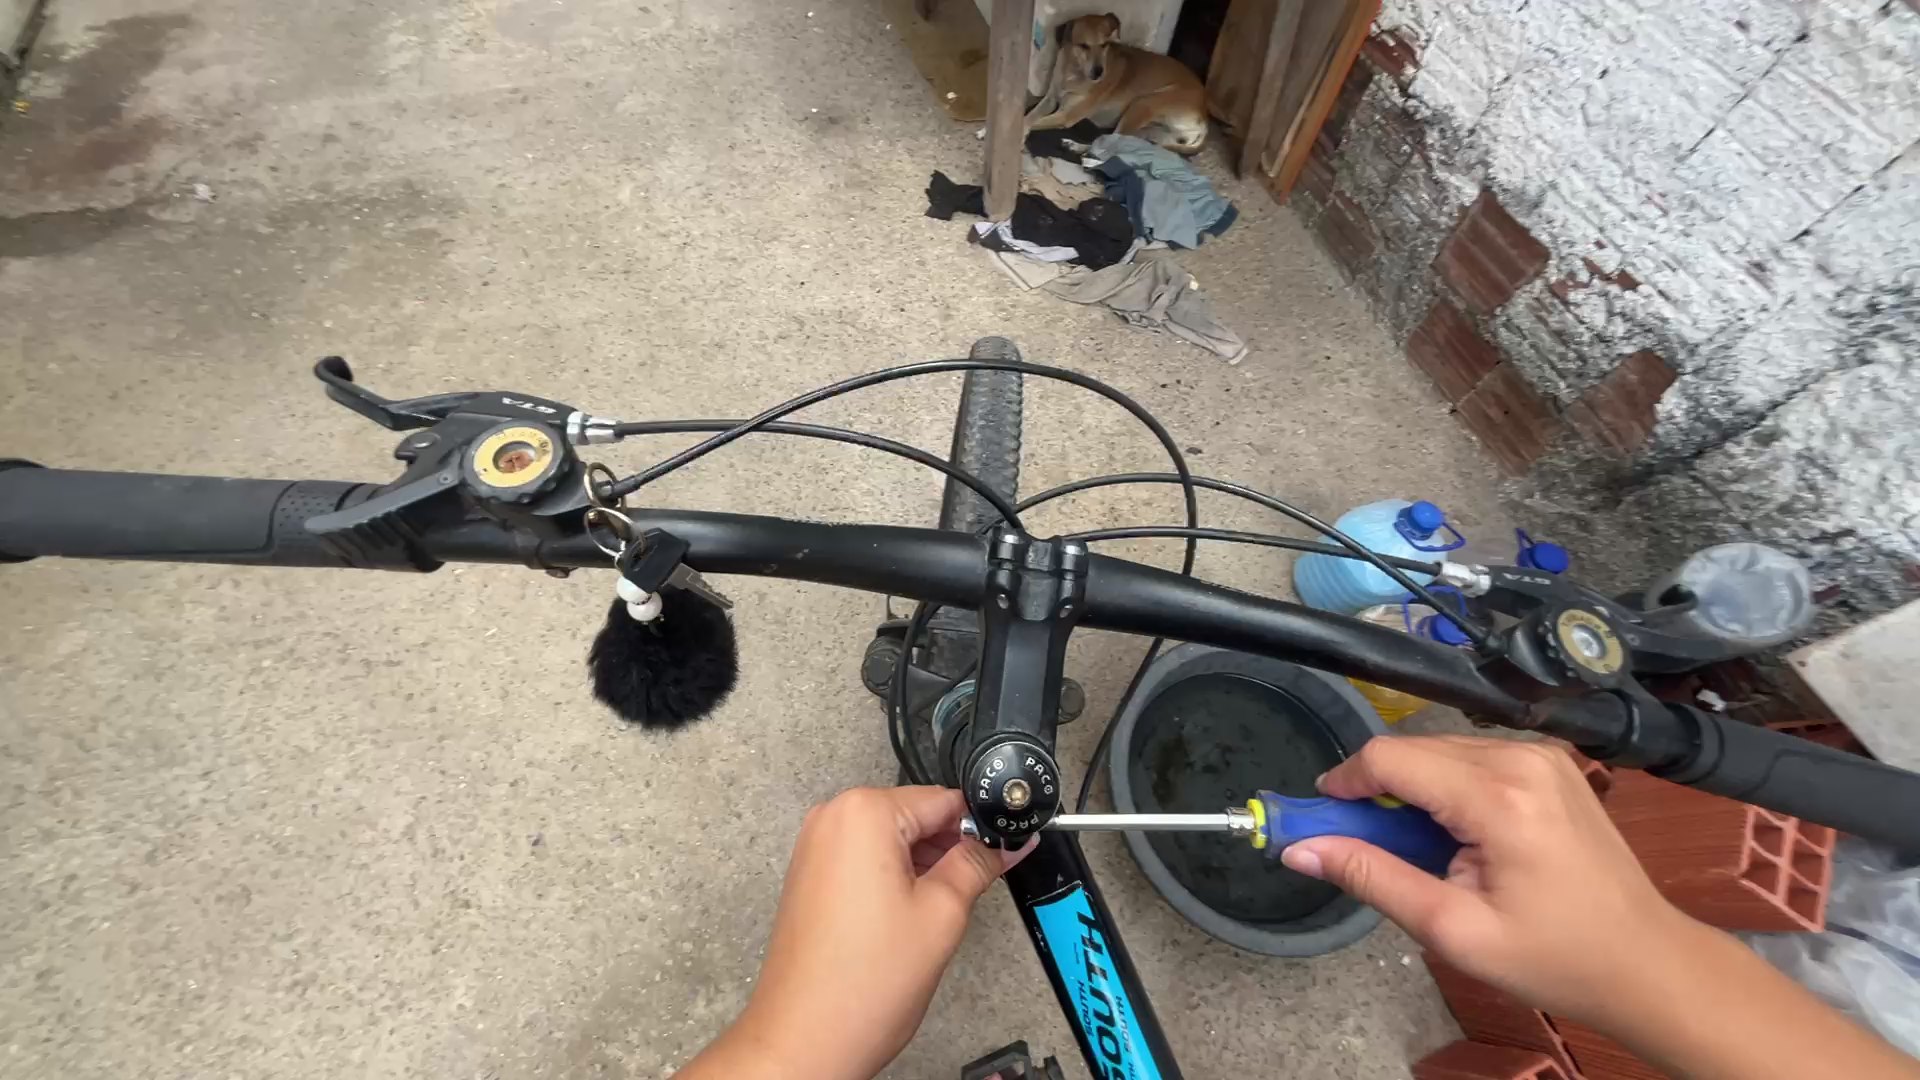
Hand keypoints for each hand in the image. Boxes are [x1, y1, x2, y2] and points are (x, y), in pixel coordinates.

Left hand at [679, 786, 1032, 1079]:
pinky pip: (867, 855)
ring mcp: (817, 844)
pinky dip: (893, 876)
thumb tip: (1006, 842)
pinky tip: (905, 916)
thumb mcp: (941, 914)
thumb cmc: (858, 986)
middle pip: (916, 815)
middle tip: (973, 888)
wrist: (801, 1043)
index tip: (1004, 846)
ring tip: (933, 912)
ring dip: (923, 864)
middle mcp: (834, 816)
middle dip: (949, 848)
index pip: (943, 800)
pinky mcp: (812, 871)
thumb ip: (978, 864)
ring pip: (893, 837)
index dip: (979, 827)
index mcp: (864, 812)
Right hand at [1278, 735, 1688, 1026]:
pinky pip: (1463, 754)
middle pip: (1408, 750)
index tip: (1328, 817)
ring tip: (1418, 842)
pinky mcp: (1545, 759)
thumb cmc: (1556, 958)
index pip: (1389, 758)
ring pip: (1432, 749)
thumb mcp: (1453, 931)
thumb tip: (1297, 849)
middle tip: (1370, 840)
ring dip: (1408, 786)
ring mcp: (1537, 754)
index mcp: (1500, 798)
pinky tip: (1454, 827)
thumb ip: (1370, 878)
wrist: (1654, 966)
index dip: (1346, 782)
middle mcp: (1519, 758)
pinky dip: (1440, 784)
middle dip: (1376, 789)